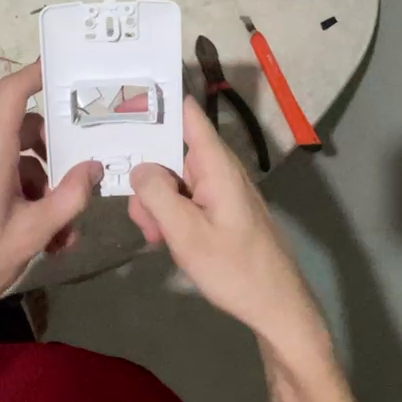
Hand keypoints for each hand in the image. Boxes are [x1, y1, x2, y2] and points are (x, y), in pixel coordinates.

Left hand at [0, 61, 100, 338]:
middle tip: (79, 195)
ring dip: (43, 192)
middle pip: (24, 134)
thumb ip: (70, 196)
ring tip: (61, 237)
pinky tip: (38, 240)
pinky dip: (22, 201)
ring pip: (15, 165)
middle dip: (56, 162)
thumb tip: (95, 168)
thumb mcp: (34, 232)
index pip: (12, 93)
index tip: (63, 66)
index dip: (36, 73)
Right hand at [127, 97, 328, 356]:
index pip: (187, 113)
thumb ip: (158, 195)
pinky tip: (166, 239)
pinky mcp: (221, 207)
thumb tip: (141, 167)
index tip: (125, 96)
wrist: (276, 306)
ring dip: (157, 201)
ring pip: (175, 177)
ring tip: (156, 235)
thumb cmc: (234, 268)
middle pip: (172, 150)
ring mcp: (221, 188)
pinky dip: (171, 213)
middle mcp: (220, 168)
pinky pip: (187, 196)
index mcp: (216, 164)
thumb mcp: (186, 234)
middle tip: (140, 214)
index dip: (159, 100)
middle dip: (147, 173)